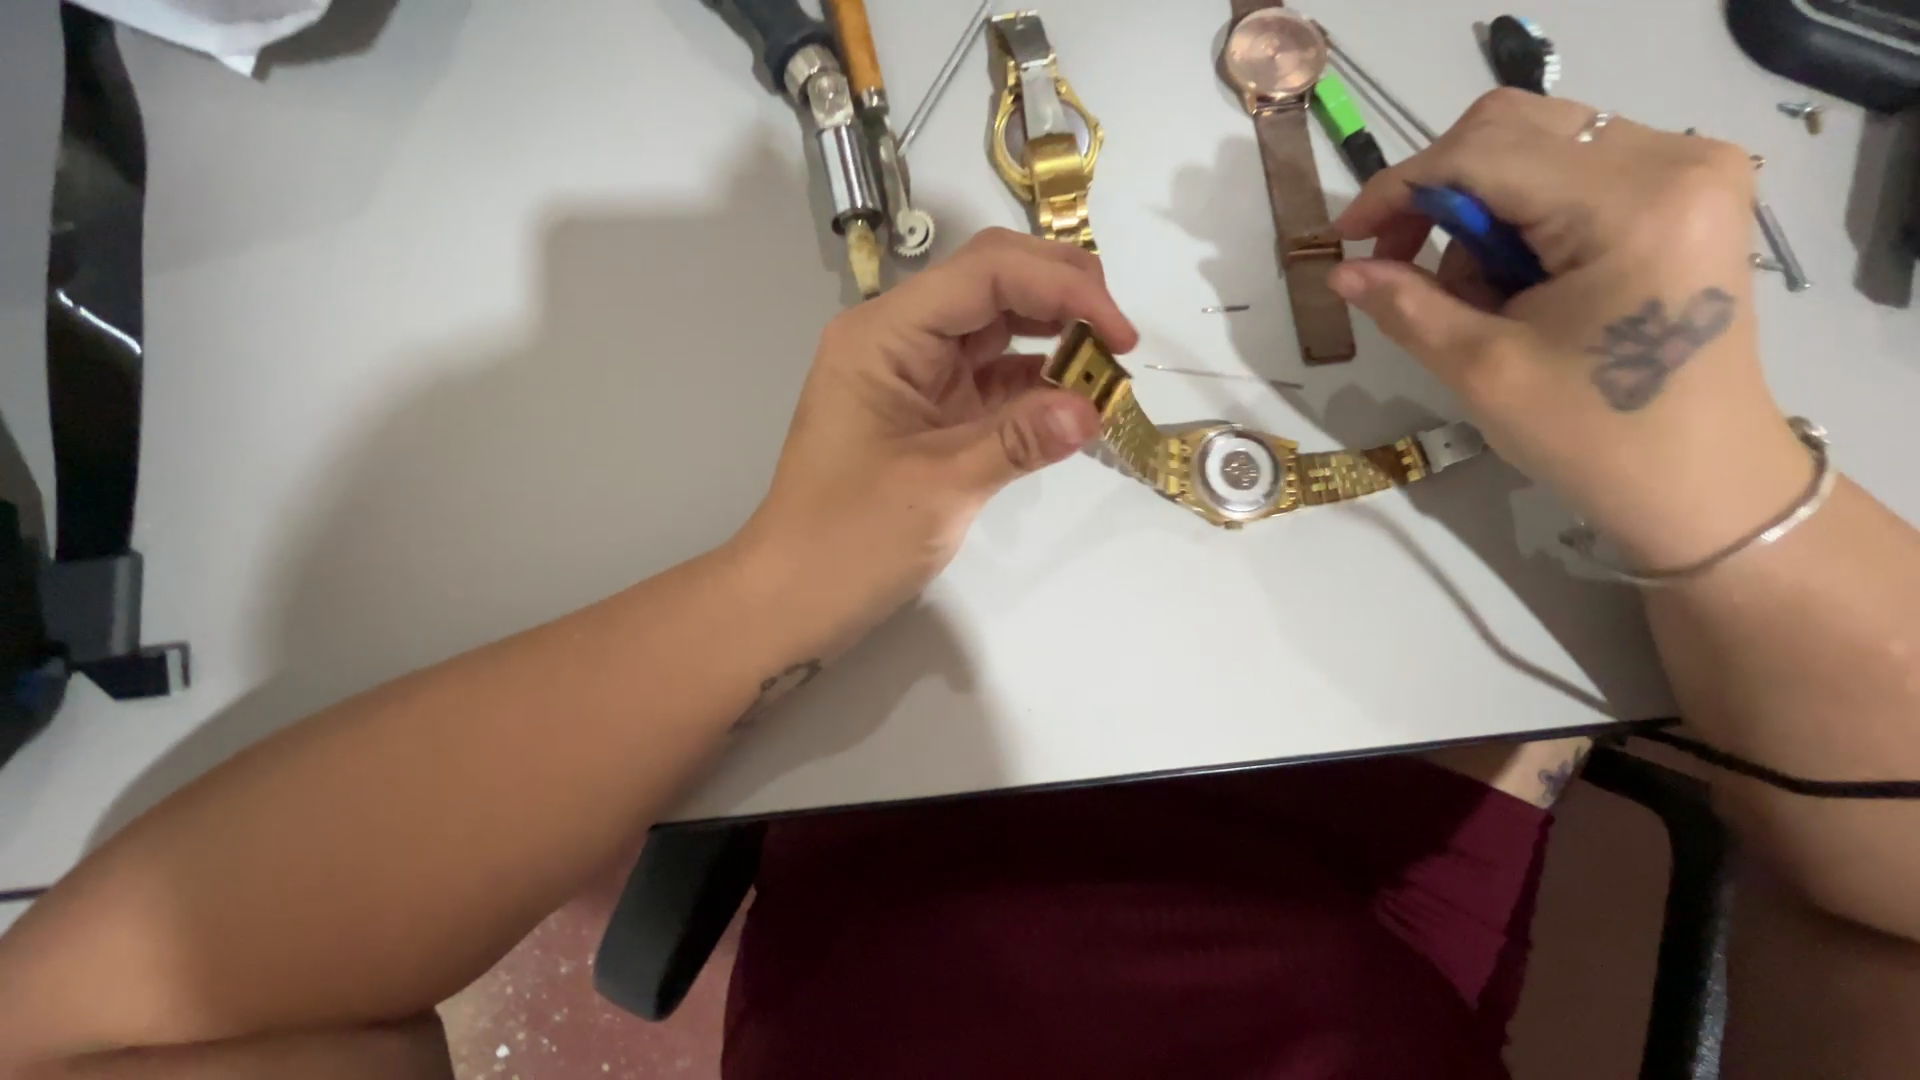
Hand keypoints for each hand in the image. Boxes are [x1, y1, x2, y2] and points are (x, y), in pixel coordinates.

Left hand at [735, 228, 1137, 635]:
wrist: (795, 598)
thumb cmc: (848, 540)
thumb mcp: (939, 487)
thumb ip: (1018, 440)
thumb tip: (1094, 409)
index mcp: (885, 335)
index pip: (985, 274)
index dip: (1061, 287)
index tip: (1121, 335)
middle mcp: (900, 340)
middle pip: (992, 284)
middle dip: (1062, 297)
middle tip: (1121, 339)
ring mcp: (916, 377)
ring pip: (997, 329)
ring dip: (1055, 340)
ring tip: (1109, 370)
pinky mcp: (931, 414)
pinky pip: (993, 380)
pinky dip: (1036, 387)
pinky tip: (1076, 404)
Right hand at [1333, 90, 1811, 569]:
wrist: (1698, 478)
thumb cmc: (1592, 434)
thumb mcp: (1480, 369)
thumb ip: (1405, 305)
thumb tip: (1341, 272)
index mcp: (1632, 202)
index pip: (1482, 153)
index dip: (1398, 188)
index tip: (1345, 240)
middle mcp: (1674, 158)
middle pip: (1512, 128)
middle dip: (1434, 191)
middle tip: (1394, 259)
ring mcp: (1687, 170)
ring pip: (1534, 145)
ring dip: (1473, 209)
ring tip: (1467, 291)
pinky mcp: (1682, 193)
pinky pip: (1568, 171)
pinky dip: (1514, 215)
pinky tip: (1510, 278)